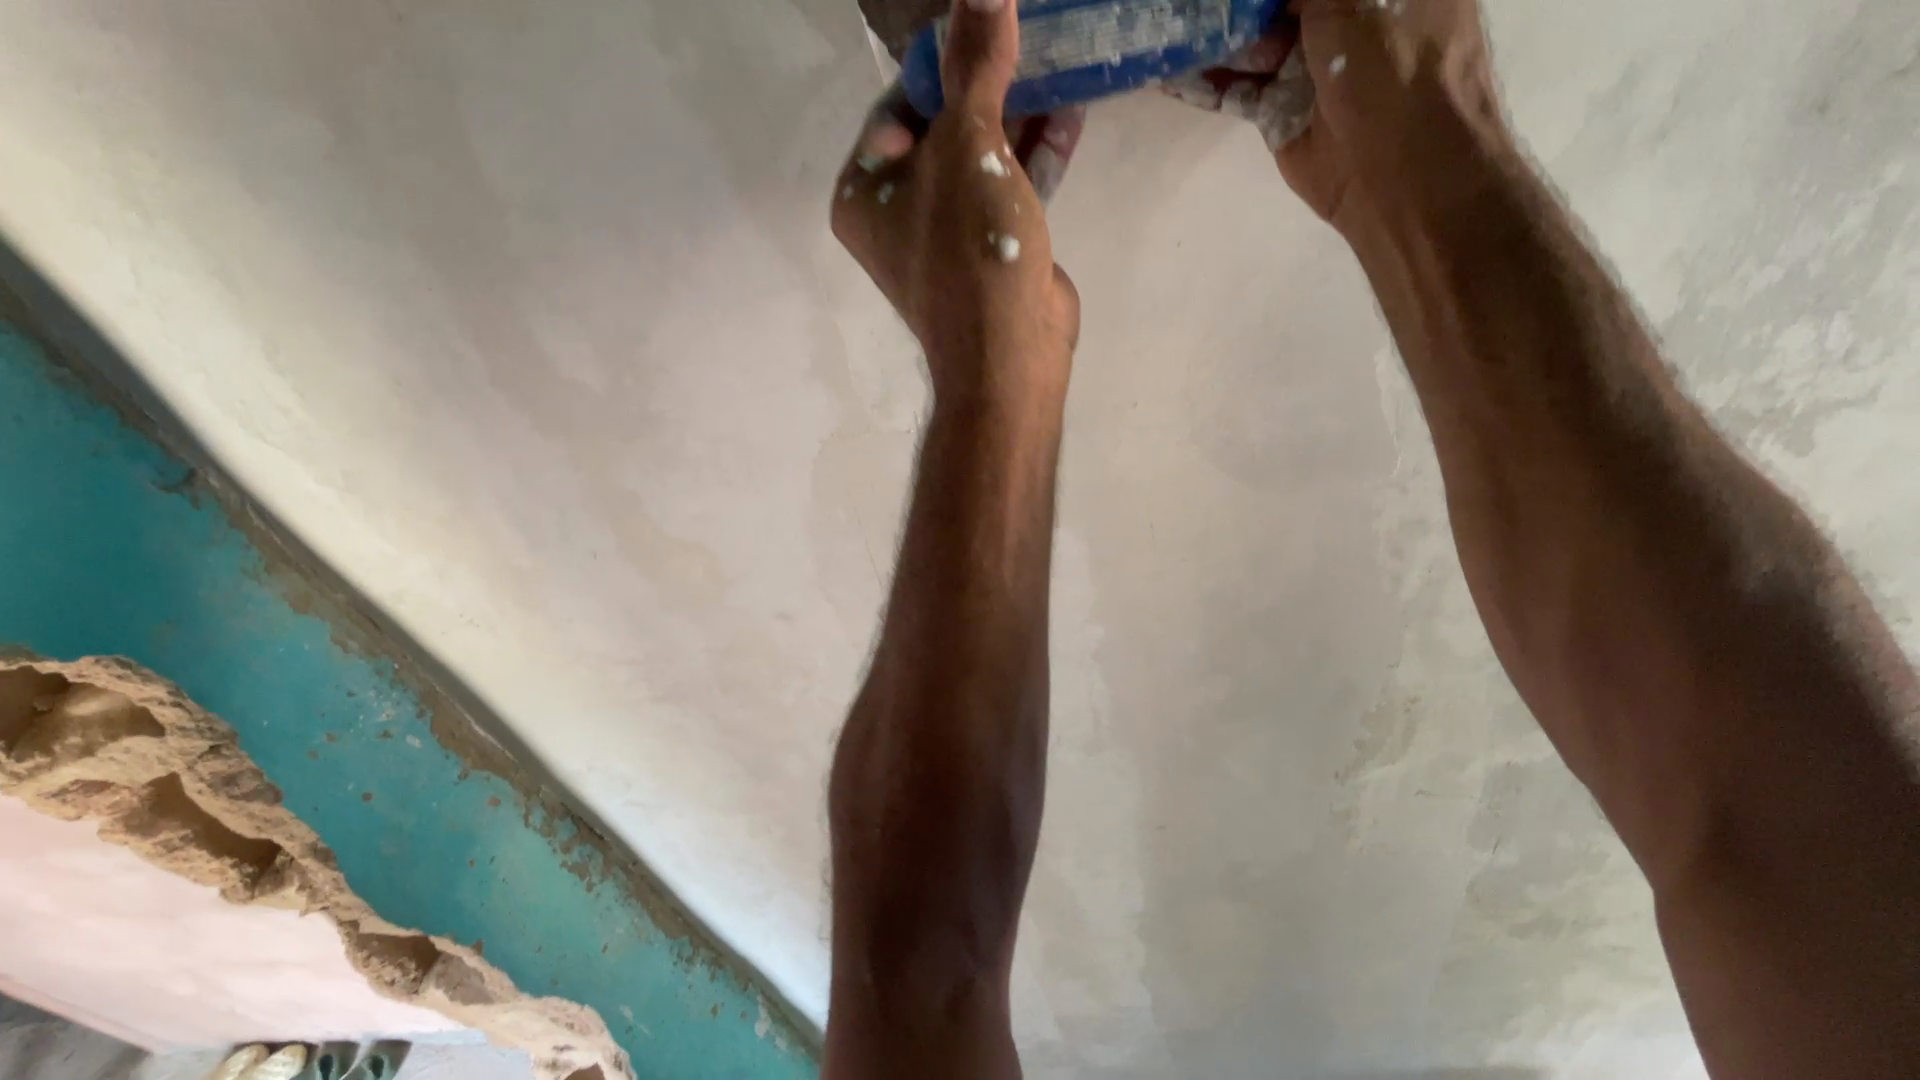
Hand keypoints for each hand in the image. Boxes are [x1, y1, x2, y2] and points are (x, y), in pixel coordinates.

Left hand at [831, 0, 1083, 408]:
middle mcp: (899, 212)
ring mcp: (947, 233)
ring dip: (1017, 111)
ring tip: (1055, 57)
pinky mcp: (990, 249)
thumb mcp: (968, 148)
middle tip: (1023, 33)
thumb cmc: (971, 251)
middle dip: (984, 81)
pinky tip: (1071, 107)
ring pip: (981, 156)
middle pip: (941, 127)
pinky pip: (1008, 186)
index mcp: (866, 190)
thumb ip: (975, 67)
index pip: (897, 105)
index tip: (982, 23)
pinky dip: (1036, 151)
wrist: (1010, 354)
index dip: (937, 59)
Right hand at [1168, 0, 1510, 230]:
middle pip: (1278, 0)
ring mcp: (1310, 62)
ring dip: (1213, 33)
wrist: (1399, 178)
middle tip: (1189, 4)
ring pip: (1252, 37)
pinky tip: (1169, 73)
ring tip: (1169, 25)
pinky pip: (1237, 85)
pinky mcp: (1280, 108)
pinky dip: (1204, 80)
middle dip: (1238, 4)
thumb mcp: (1349, 0)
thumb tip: (1254, 3)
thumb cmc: (1395, 72)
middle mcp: (1349, 11)